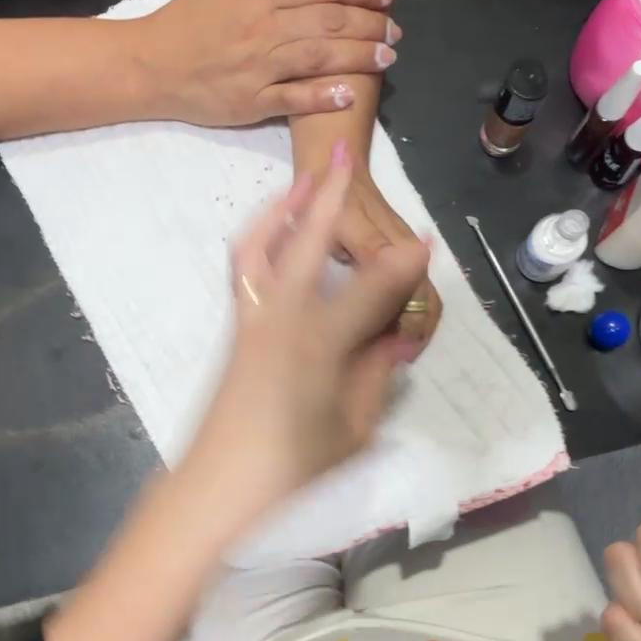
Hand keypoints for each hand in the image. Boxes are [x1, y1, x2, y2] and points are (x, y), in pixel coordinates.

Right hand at [135, 0, 398, 126]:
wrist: (152, 66)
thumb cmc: (187, 22)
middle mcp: (264, 29)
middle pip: (329, 22)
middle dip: (369, 24)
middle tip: (395, 31)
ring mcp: (259, 68)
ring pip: (318, 57)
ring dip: (358, 56)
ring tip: (386, 57)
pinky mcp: (251, 103)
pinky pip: (293, 100)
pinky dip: (322, 97)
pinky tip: (349, 94)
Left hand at [178, 141, 430, 525]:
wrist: (215, 486)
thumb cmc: (290, 470)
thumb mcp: (352, 430)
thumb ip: (376, 376)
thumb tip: (393, 338)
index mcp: (317, 345)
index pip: (369, 291)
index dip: (401, 267)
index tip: (425, 241)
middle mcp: (280, 319)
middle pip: (305, 244)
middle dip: (329, 196)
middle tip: (345, 154)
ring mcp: (251, 322)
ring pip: (259, 248)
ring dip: (282, 208)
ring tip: (302, 179)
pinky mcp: (236, 332)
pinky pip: (246, 270)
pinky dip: (262, 239)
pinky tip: (277, 233)